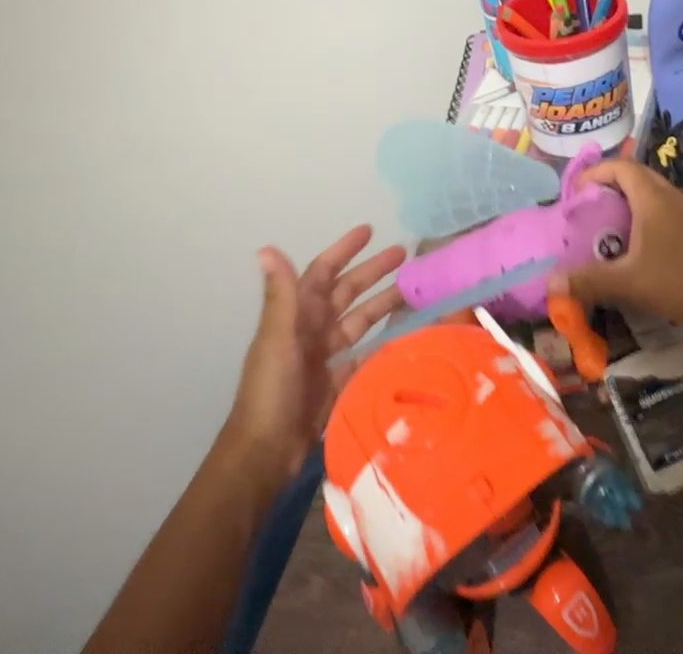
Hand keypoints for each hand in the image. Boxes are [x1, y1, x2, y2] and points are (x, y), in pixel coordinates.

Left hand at [219, 225, 405, 477]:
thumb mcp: (278, 340)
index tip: (371, 230)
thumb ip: (280, 296)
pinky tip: (410, 336)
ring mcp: (326, 358)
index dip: (344, 251)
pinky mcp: (340, 382)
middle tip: (407, 255)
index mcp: (296, 317)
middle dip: (374, 273)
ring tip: (416, 291)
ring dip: (385, 304)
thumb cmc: (270, 392)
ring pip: (361, 321)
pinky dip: (386, 342)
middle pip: (348, 294)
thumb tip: (266, 248)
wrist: (267, 452)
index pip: (323, 273)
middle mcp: (312, 332)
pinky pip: (367, 354)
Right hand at [547, 159, 682, 332]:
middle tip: (586, 210)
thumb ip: (588, 280)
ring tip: (604, 227)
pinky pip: (664, 208)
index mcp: (654, 199)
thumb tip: (551, 280)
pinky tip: (635, 246)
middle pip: (636, 175)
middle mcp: (672, 196)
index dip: (594, 172)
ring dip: (627, 202)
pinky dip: (644, 216)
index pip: (621, 166)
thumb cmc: (681, 284)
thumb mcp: (629, 284)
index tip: (574, 195)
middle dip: (608, 186)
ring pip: (652, 192)